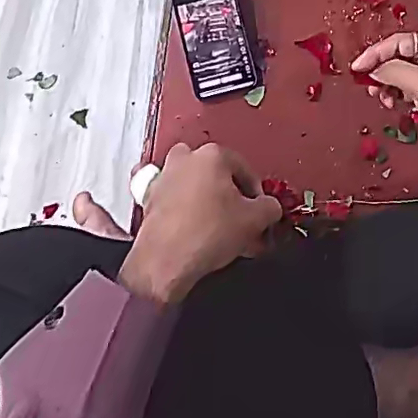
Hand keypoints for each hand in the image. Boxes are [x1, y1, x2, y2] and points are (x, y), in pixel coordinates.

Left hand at [116, 143, 281, 304]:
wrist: (163, 263)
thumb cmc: (207, 233)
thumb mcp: (256, 219)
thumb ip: (270, 207)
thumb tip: (269, 208)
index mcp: (213, 154)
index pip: (245, 170)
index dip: (256, 195)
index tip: (258, 212)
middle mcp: (185, 158)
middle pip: (217, 174)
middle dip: (229, 195)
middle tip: (238, 219)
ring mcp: (163, 177)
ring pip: (193, 185)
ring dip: (205, 200)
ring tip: (216, 228)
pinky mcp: (147, 199)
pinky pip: (172, 200)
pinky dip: (181, 210)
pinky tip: (191, 229)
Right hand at [351, 33, 417, 184]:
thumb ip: (395, 71)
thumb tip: (372, 68)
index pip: (402, 40)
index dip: (377, 52)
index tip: (358, 66)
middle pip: (400, 55)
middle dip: (382, 69)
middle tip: (368, 84)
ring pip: (401, 72)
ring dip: (387, 83)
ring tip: (380, 96)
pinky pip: (407, 87)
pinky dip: (396, 93)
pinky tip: (391, 102)